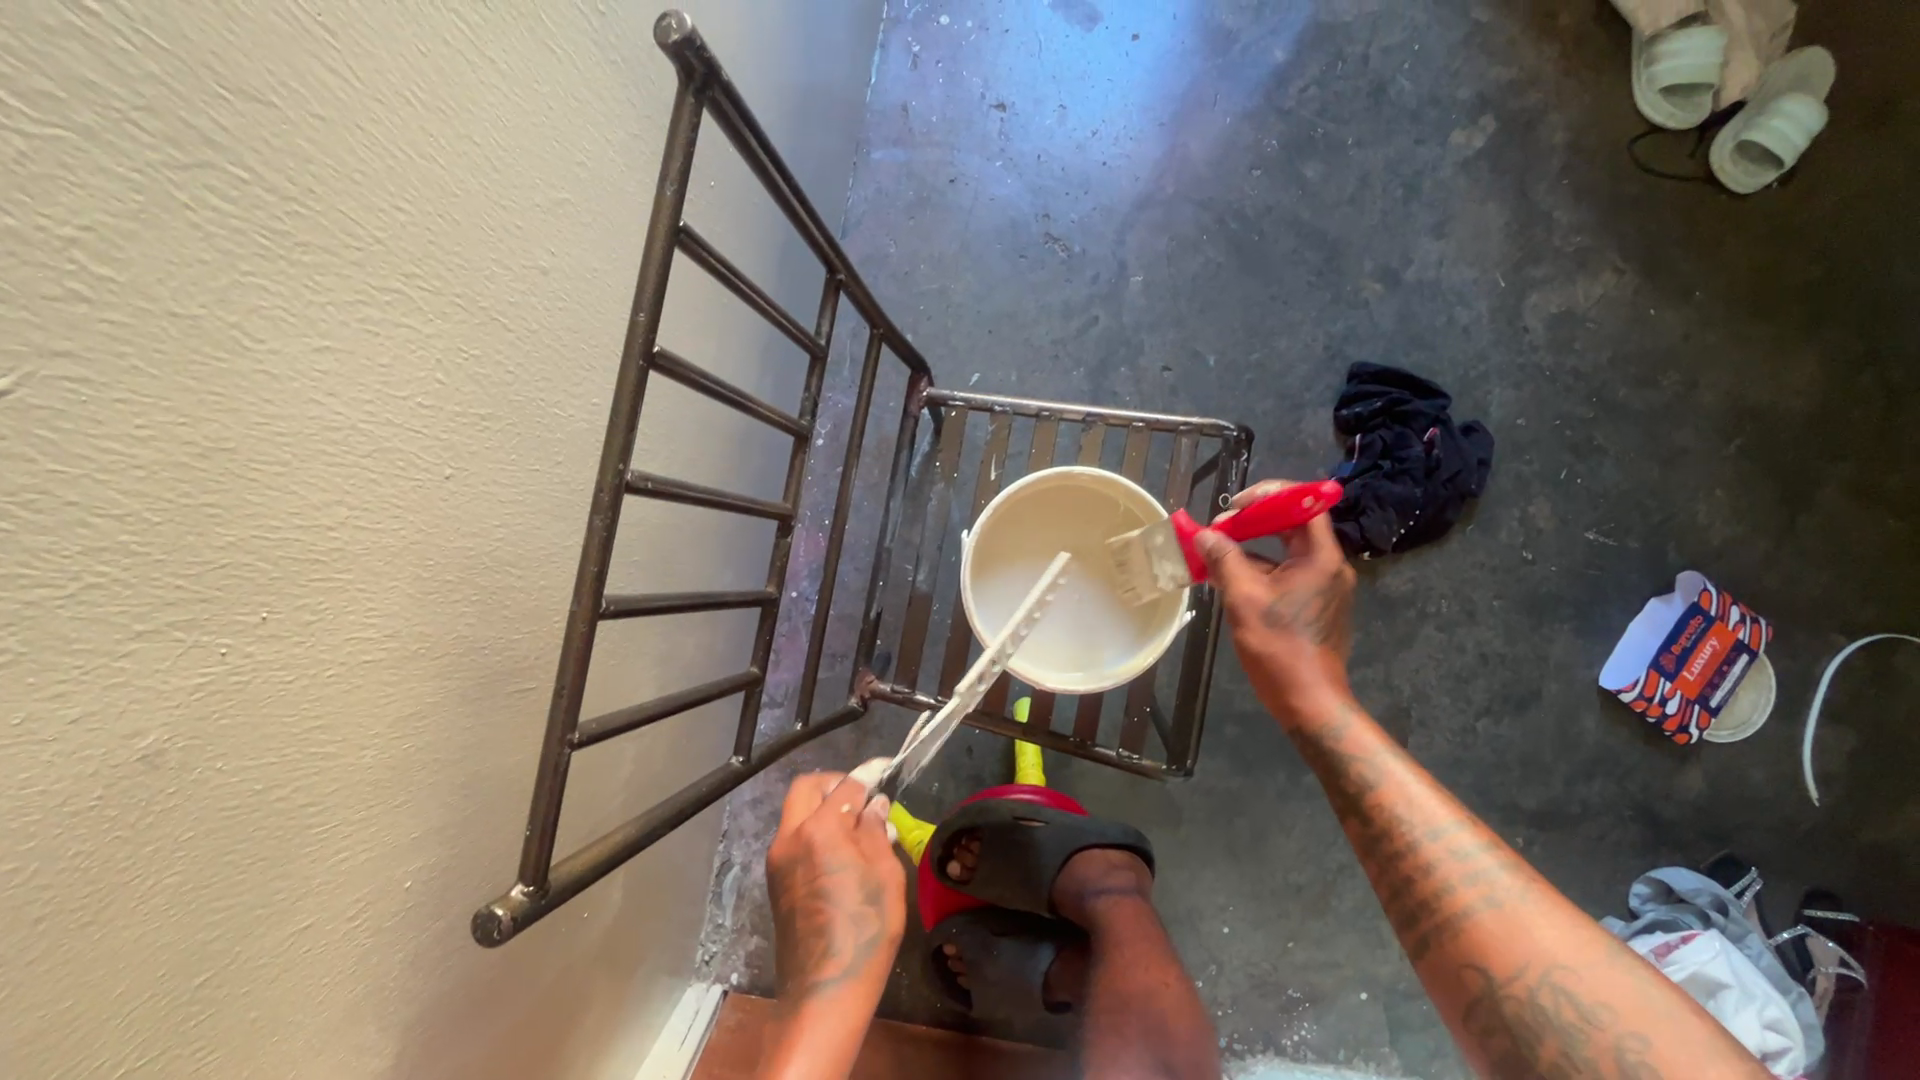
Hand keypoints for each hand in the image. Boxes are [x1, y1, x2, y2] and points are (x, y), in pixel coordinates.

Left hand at [765, 765, 906, 1007]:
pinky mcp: (776, 880)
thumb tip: (873, 807)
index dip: (870, 774)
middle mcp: (790, 836)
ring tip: (857, 826)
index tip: (886, 767)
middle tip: (863, 796)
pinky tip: (841, 851)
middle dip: (836, 783)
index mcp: (820, 830)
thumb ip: (876, 833)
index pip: (846, 786)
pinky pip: (794, 837)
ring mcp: (777, 859)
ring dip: (823, 807)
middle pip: (807, 788)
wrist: (825, 990)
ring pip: (796, 812)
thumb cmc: (866, 931)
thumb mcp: (886, 877)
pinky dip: (815, 830)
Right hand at [1195, 478, 1357, 724]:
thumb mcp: (1244, 599)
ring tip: (1214, 554)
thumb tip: (1205, 535)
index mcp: (1321, 557)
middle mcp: (1328, 565)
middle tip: (1218, 531)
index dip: (1269, 495)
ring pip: (1285, 551)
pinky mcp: (1313, 605)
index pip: (1304, 503)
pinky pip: (1285, 573)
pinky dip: (1258, 570)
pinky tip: (1227, 579)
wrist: (1309, 700)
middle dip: (1253, 522)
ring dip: (1251, 547)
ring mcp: (1323, 586)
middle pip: (1293, 525)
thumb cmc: (1280, 647)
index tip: (1234, 506)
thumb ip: (1224, 560)